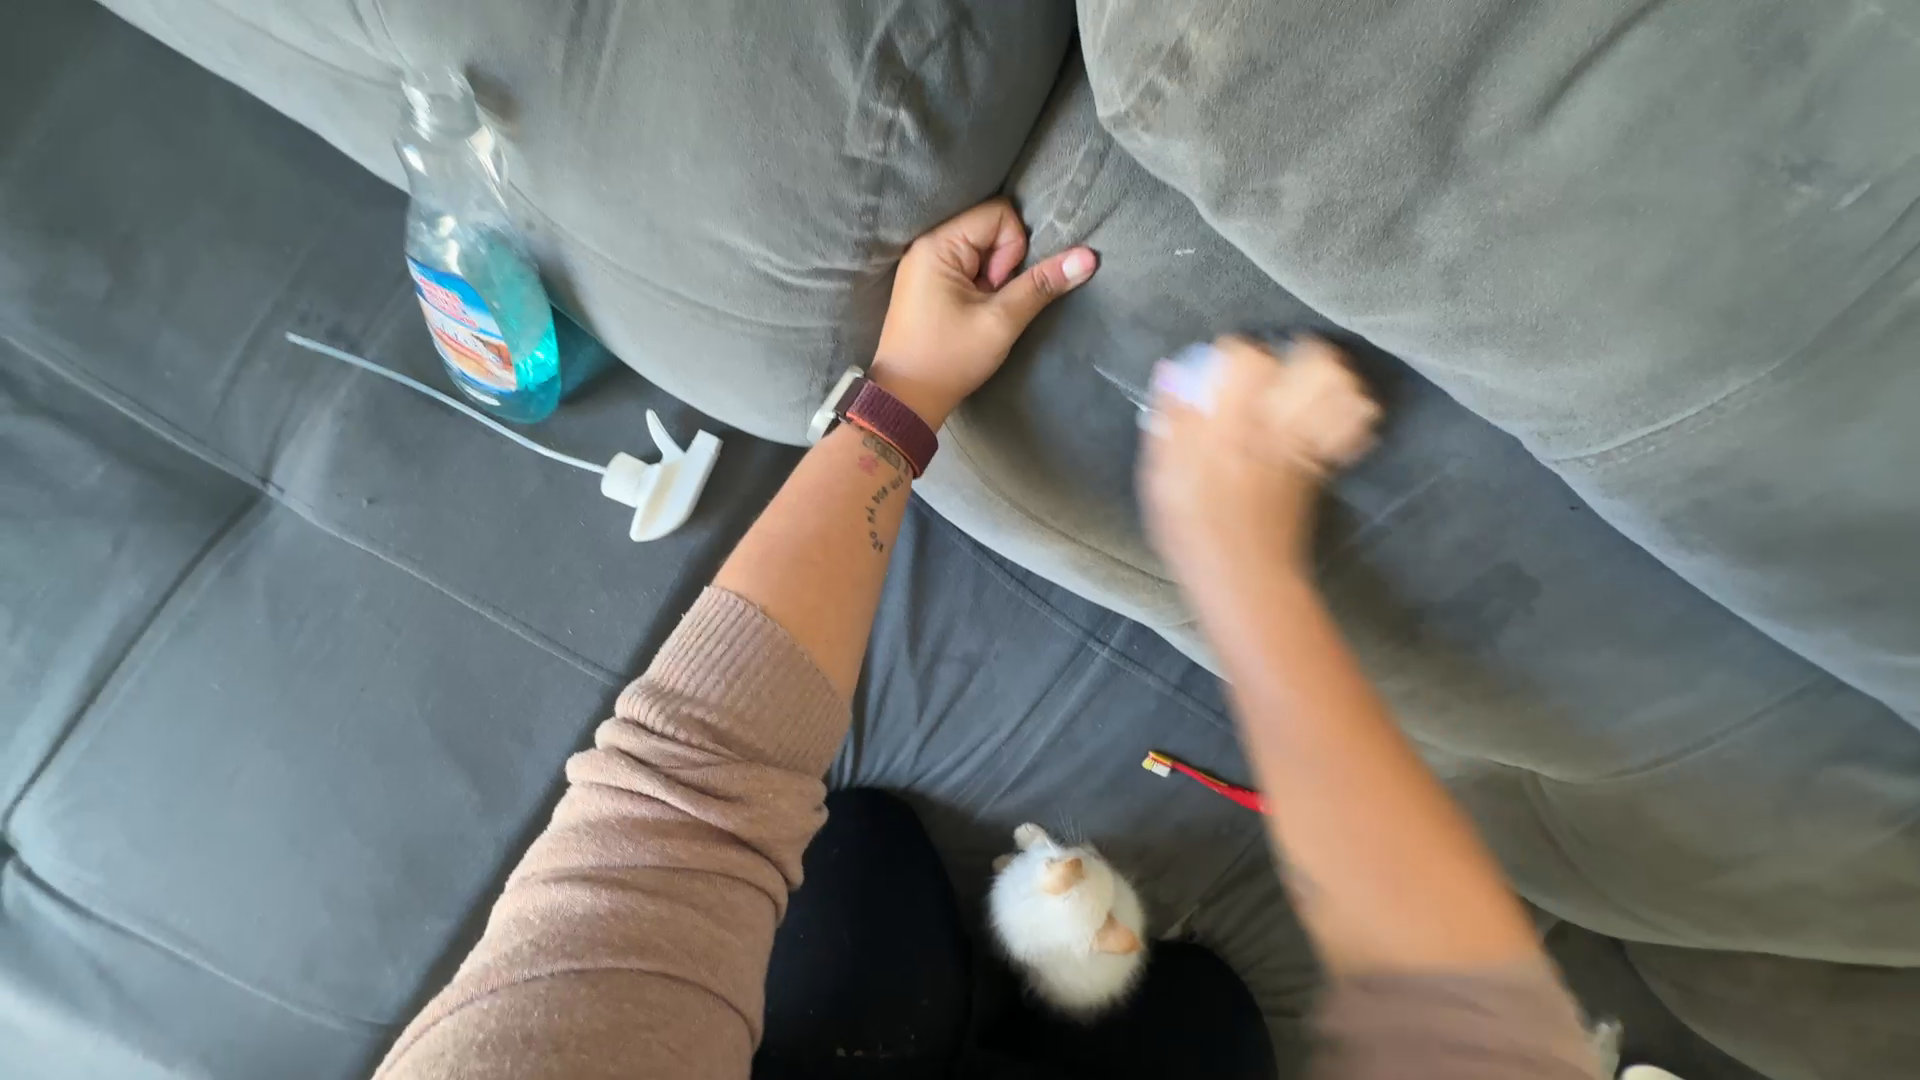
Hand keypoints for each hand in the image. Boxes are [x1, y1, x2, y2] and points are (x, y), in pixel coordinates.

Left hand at [871, 198, 1097, 427]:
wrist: (906, 399)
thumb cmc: (949, 359)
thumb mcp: (1001, 322)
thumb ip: (1042, 285)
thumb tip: (1088, 257)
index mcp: (937, 245)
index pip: (998, 214)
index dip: (1013, 249)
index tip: (997, 289)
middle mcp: (926, 245)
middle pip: (989, 229)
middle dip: (1002, 265)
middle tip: (989, 304)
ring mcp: (924, 265)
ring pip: (980, 251)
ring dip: (991, 280)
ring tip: (979, 313)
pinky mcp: (927, 284)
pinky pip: (965, 267)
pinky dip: (978, 287)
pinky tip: (971, 314)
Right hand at [1137, 336, 1378, 590]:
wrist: (1242, 578)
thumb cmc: (1192, 531)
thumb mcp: (1160, 478)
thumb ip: (1170, 421)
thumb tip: (1171, 374)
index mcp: (1229, 425)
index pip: (1247, 357)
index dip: (1237, 351)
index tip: (1224, 364)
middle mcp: (1274, 427)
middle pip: (1312, 361)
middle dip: (1300, 352)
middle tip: (1280, 364)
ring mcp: (1305, 447)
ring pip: (1341, 389)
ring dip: (1330, 377)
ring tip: (1309, 382)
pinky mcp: (1322, 468)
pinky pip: (1352, 426)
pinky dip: (1351, 412)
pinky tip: (1330, 415)